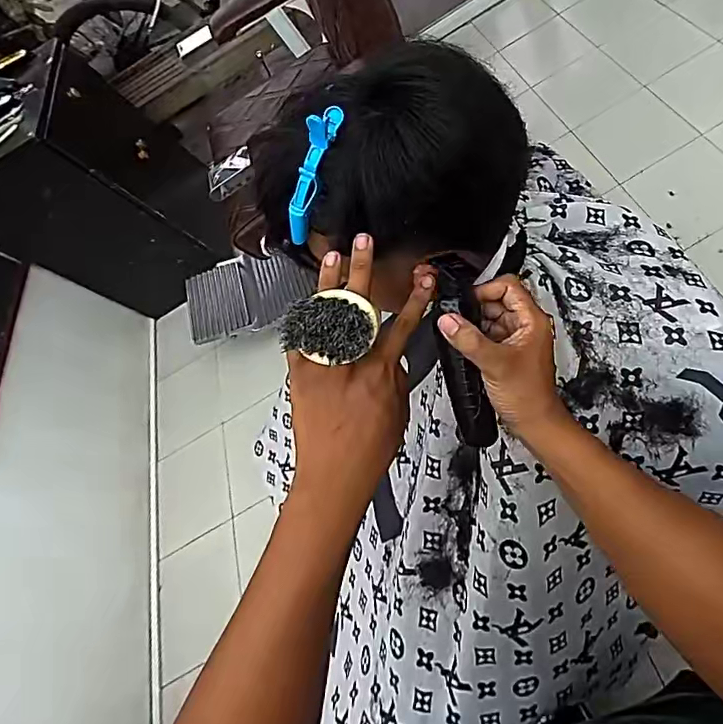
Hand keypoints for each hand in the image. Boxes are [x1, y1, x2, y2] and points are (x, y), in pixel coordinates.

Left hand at [286, 234, 434, 514]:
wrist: (332, 478)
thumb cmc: (368, 452)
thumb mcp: (399, 411)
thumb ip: (397, 377)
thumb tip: (393, 356)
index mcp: (379, 373)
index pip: (402, 325)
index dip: (416, 299)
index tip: (423, 280)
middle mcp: (348, 365)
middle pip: (357, 307)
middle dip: (362, 270)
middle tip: (363, 245)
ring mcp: (320, 368)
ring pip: (324, 316)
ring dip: (329, 283)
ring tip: (334, 257)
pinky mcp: (300, 377)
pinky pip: (300, 341)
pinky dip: (305, 320)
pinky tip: (308, 300)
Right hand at [436, 276, 568, 439]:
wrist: (534, 421)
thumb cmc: (528, 395)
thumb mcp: (494, 362)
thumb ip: (469, 339)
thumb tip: (449, 321)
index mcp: (533, 320)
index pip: (509, 286)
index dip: (486, 289)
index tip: (467, 301)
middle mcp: (527, 325)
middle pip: (498, 300)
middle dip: (476, 308)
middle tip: (460, 319)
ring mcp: (518, 338)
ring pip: (492, 317)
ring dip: (476, 323)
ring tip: (463, 335)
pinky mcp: (509, 351)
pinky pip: (490, 334)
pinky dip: (478, 337)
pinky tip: (469, 347)